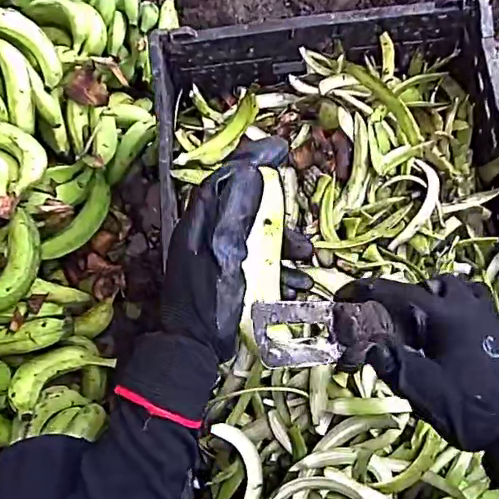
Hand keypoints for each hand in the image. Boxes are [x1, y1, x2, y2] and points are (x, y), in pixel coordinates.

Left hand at [160, 137, 287, 362]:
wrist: (195, 350)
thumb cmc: (208, 304)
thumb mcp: (225, 253)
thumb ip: (236, 213)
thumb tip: (250, 171)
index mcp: (200, 222)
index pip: (226, 176)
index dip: (252, 158)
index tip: (280, 148)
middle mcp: (206, 233)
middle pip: (247, 206)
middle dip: (279, 218)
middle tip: (300, 239)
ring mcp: (216, 255)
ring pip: (257, 235)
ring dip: (285, 245)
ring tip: (304, 262)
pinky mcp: (227, 275)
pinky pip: (258, 261)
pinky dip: (279, 268)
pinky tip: (296, 283)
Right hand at [336, 276, 498, 452]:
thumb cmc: (467, 406)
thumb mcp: (419, 387)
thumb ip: (391, 361)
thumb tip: (370, 345)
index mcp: (445, 315)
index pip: (399, 292)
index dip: (369, 290)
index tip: (347, 294)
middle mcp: (470, 310)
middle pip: (437, 284)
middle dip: (413, 293)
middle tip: (396, 316)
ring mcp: (493, 322)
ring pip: (464, 294)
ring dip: (443, 301)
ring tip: (427, 322)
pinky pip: (480, 314)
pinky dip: (462, 318)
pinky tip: (455, 343)